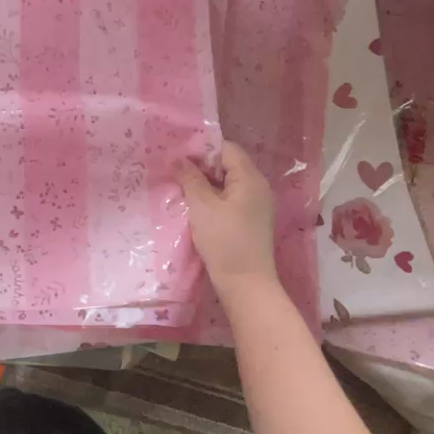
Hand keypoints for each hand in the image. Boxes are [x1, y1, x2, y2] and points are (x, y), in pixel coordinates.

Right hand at [179, 141, 278, 289]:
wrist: (246, 284)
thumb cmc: (224, 241)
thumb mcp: (202, 207)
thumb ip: (191, 179)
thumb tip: (180, 159)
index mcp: (250, 179)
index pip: (227, 149)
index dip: (203, 149)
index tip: (179, 154)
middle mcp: (258, 187)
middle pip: (228, 164)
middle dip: (202, 165)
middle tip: (176, 169)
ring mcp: (256, 205)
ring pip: (228, 182)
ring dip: (206, 183)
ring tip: (181, 185)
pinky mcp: (251, 220)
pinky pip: (230, 198)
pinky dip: (213, 197)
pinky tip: (195, 204)